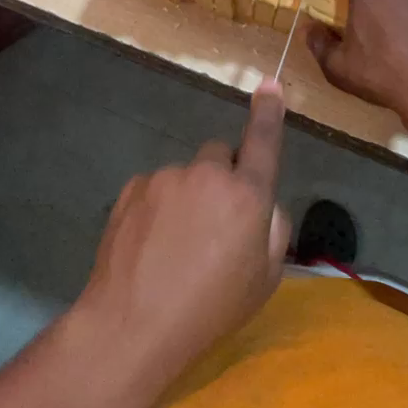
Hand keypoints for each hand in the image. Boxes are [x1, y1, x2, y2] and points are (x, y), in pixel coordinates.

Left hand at [67, 81, 290, 407]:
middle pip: (220, 157)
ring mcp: (165, 178)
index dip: (269, 113)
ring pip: (185, 176)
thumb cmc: (210, 308)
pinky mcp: (132, 188)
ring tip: (174, 246)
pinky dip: (157, 207)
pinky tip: (149, 244)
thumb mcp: (265, 280)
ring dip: (187, 197)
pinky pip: (155, 188)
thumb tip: (264, 205)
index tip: (270, 84)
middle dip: (222, 179)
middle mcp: (207, 175)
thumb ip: (275, 231)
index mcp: (247, 195)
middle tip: (214, 225)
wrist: (133, 323)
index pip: (264, 143)